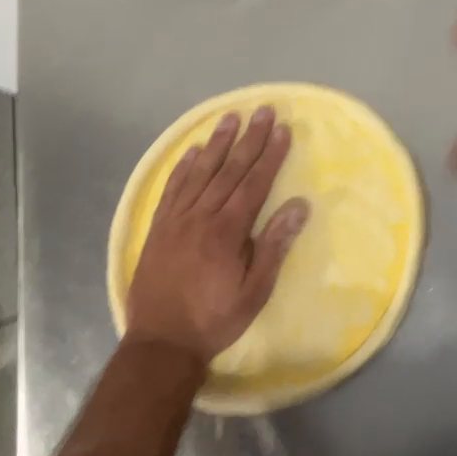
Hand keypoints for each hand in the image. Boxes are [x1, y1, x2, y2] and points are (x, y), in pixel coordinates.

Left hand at [125, 106, 309, 362]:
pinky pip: (172, 190)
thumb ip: (275, 246)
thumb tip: (299, 206)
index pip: (255, 183)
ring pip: (200, 173)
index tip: (282, 129)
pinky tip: (193, 151)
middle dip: (249, 138)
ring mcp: (176, 221)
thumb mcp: (255, 291)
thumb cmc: (215, 320)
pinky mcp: (158, 230)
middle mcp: (201, 217)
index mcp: (228, 232)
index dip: (270, 154)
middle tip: (262, 110)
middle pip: (229, 170)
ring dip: (218, 144)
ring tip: (230, 118)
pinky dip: (183, 168)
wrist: (160, 345)